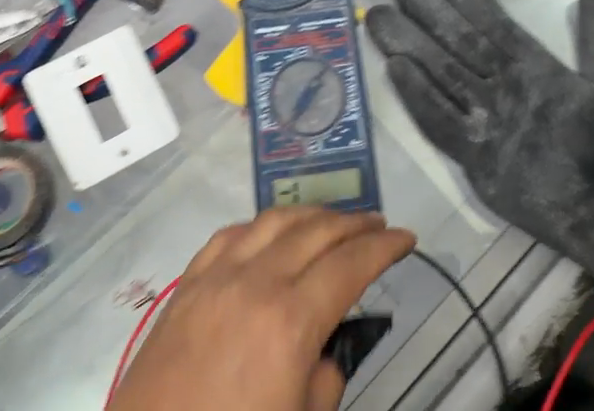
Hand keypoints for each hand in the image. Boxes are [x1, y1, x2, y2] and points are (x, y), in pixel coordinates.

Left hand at [109, 208, 414, 410]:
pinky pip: (230, 234)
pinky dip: (261, 224)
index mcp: (290, 321)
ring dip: (311, 214)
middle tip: (378, 225)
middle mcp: (255, 283)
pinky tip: (272, 231)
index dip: (383, 248)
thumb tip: (324, 349)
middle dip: (353, 223)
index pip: (349, 265)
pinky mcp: (187, 284)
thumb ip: (325, 378)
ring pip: (273, 220)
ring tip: (333, 221)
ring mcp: (216, 277)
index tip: (406, 238)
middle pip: (315, 232)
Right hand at [366, 0, 593, 287]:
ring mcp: (488, 124)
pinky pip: (442, 124)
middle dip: (429, 14)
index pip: (494, 24)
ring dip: (411, 46)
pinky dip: (419, 99)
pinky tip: (395, 70)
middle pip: (457, 44)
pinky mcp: (479, 160)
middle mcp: (505, 90)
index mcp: (535, 69)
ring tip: (380, 17)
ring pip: (441, 76)